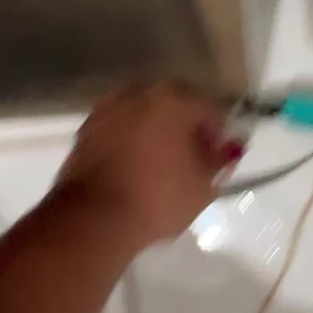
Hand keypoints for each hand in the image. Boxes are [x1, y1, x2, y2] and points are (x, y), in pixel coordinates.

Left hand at [52, 80, 241, 245]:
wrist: (93, 219)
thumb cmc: (158, 197)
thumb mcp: (203, 185)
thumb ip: (219, 160)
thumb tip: (228, 147)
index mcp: (171, 98)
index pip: (207, 109)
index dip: (217, 135)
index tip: (215, 161)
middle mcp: (136, 93)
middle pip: (172, 106)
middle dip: (184, 129)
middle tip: (190, 162)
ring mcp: (106, 109)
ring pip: (141, 116)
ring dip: (154, 134)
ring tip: (159, 167)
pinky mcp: (84, 131)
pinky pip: (118, 130)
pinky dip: (129, 143)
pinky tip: (133, 170)